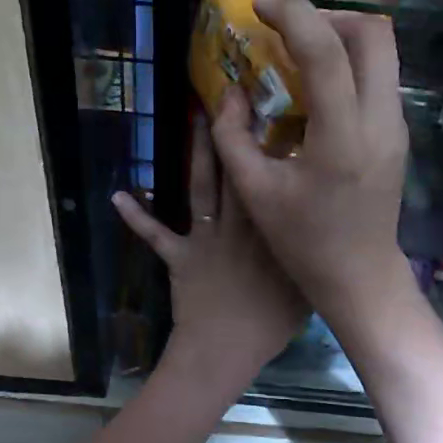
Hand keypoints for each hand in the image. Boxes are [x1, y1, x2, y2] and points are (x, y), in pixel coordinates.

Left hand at [114, 118, 307, 380]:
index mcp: (272, 228)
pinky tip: (118, 196)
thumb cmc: (271, 323)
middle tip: (232, 94)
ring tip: (194, 118)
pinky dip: (136, 217)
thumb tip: (323, 229)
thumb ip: (310, 255)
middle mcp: (240, 223)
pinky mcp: (181, 256)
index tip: (276, 111)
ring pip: (202, 187)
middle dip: (235, 131)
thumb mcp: (305, 287)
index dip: (275, 144)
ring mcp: (207, 237)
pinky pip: (156, 234)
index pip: (274, 179)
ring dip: (198, 154)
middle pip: (237, 171)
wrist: (226, 347)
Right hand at [211, 0, 412, 320]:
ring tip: (299, 52)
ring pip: (383, 50)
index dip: (292, 14)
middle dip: (327, 15)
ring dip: (340, 36)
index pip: (326, 51)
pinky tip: (317, 86)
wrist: (359, 275)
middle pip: (373, 32)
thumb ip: (231, 135)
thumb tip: (227, 91)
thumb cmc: (302, 241)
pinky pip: (380, 75)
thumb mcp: (254, 192)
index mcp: (341, 137)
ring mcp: (396, 125)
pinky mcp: (398, 132)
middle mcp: (379, 121)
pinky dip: (349, 62)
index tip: (260, 7)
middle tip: (287, 30)